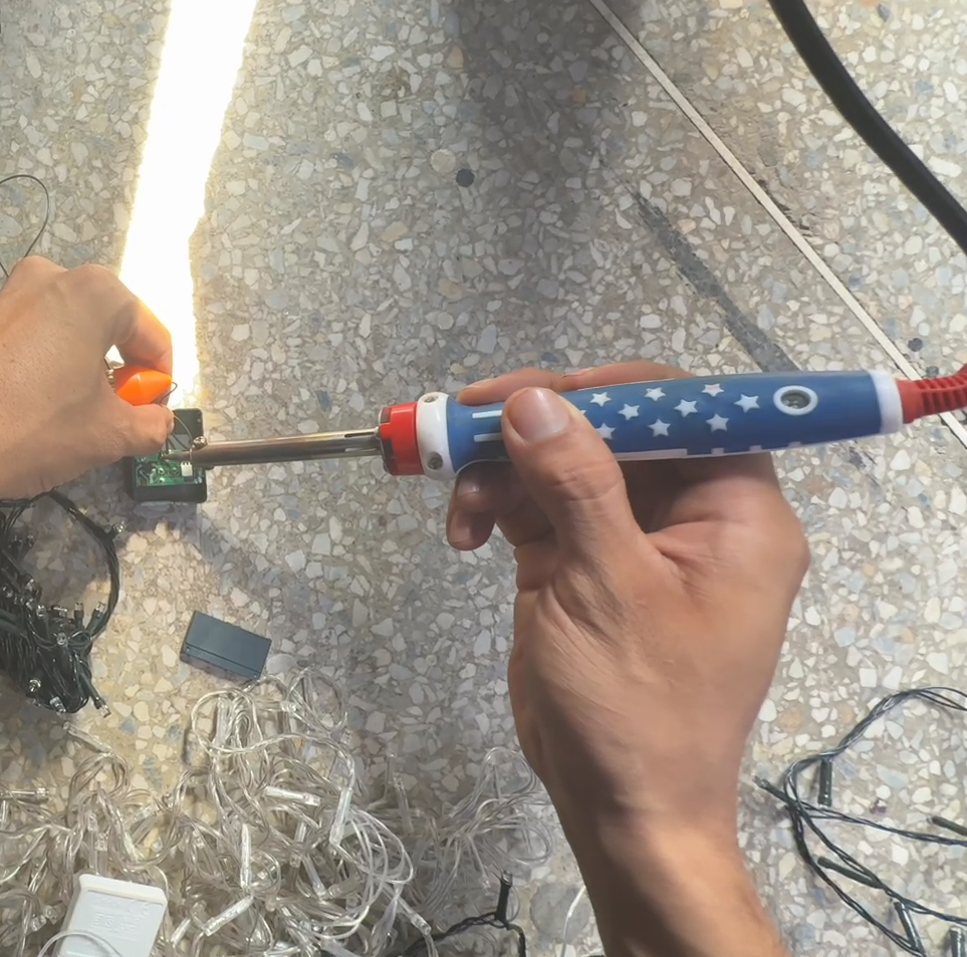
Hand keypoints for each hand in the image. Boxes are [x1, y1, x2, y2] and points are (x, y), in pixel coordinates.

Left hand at [0, 257, 173, 502]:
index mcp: (93, 291)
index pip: (151, 334)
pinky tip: (30, 404)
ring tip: (69, 414)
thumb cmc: (29, 429)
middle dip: (119, 371)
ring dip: (81, 368)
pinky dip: (45, 364)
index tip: (152, 412)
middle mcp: (51, 276)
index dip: (160, 378)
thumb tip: (159, 421)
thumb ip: (152, 425)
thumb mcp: (107, 435)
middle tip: (111, 415)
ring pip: (68, 331)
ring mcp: (9, 293)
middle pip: (109, 327)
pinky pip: (32, 336)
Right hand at [445, 362, 805, 955]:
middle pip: (601, 430)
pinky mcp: (566, 555)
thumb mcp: (607, 585)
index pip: (683, 411)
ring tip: (455, 506)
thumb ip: (575, 485)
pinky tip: (460, 535)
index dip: (605, 391)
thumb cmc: (636, 698)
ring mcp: (615, 533)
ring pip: (549, 462)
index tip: (522, 393)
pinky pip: (522, 502)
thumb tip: (532, 400)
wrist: (611, 792)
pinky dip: (485, 506)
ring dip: (493, 472)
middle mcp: (677, 512)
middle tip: (456, 427)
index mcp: (730, 513)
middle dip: (525, 429)